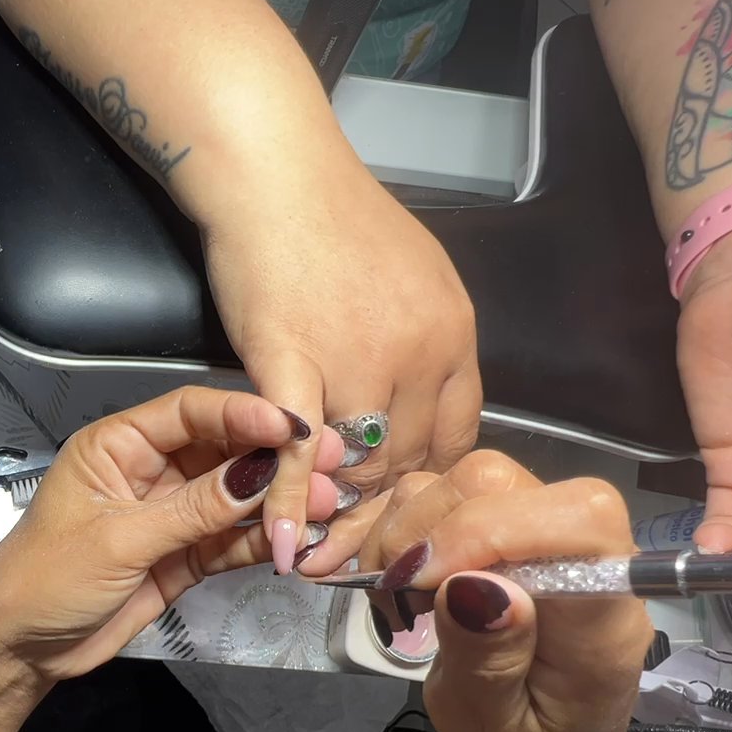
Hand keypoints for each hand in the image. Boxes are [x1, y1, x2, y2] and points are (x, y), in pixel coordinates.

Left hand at [0, 387, 347, 682]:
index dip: (242, 413)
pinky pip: (229, 539)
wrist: (22, 649)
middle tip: (329, 462)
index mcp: (117, 446)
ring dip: (276, 502)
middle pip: (221, 451)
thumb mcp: (118, 539)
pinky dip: (260, 540)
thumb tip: (262, 474)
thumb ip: (192, 509)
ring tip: (327, 505)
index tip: (293, 424)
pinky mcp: (182, 555)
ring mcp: (169, 514)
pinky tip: (296, 540)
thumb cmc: (48, 578)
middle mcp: (148, 470)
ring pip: (233, 497)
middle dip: (272, 458)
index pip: (188, 412)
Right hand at [197, 151, 481, 577]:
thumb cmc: (335, 224)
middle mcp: (421, 351)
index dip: (425, 484)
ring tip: (318, 554)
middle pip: (409, 459)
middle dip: (380, 507)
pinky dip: (289, 501)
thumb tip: (401, 406)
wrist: (275, 177)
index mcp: (455, 333)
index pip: (456, 437)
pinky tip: (282, 542)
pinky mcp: (292, 362)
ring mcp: (360, 358)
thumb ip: (417, 348)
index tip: (394, 505)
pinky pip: (299, 448)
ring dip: (338, 513)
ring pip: (360, 463)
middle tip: (350, 546)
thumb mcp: (407, 280)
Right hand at [356, 452, 653, 731]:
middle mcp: (576, 547)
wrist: (543, 723)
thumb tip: (471, 587)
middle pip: (498, 480)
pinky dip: (390, 529)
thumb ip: (489, 664)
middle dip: (425, 532)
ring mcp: (534, 524)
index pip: (578, 519)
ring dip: (400, 534)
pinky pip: (427, 491)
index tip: (426, 582)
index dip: (488, 530)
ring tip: (397, 597)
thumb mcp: (500, 726)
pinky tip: (391, 577)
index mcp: (602, 607)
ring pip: (452, 480)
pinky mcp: (494, 518)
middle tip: (400, 598)